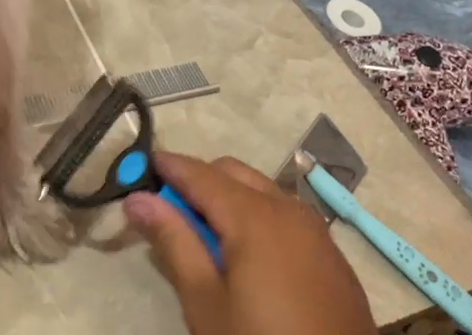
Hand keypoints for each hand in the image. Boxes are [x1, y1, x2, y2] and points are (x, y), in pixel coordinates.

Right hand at [126, 153, 377, 334]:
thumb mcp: (206, 303)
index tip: (137, 168)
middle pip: (232, 172)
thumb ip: (173, 242)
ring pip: (261, 190)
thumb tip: (138, 198)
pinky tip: (248, 258)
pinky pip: (286, 216)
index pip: (199, 173)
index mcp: (255, 215)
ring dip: (229, 198)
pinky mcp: (333, 258)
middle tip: (168, 213)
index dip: (167, 167)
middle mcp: (289, 209)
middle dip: (197, 181)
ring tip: (205, 238)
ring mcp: (317, 232)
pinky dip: (259, 218)